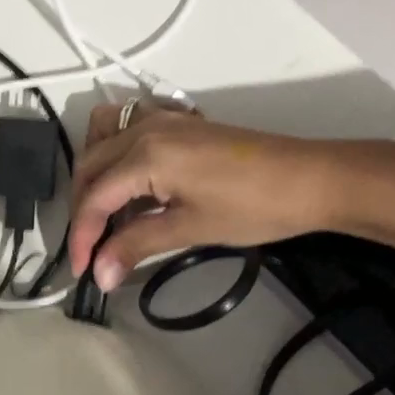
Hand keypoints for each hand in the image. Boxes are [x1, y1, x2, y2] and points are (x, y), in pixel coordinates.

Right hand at [68, 103, 338, 289]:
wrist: (312, 179)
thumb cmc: (253, 207)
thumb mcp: (190, 229)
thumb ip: (136, 246)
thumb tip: (99, 275)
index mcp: (144, 155)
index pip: (95, 197)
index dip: (83, 237)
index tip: (82, 272)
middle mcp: (143, 129)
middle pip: (90, 166)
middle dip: (83, 210)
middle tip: (90, 249)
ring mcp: (161, 119)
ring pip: (102, 139)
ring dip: (93, 174)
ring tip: (102, 210)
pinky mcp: (178, 121)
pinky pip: (126, 127)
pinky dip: (114, 152)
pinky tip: (129, 181)